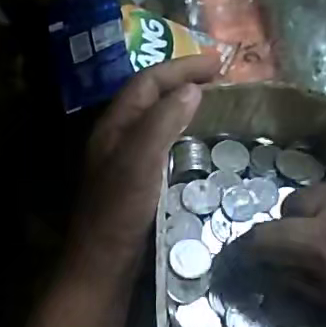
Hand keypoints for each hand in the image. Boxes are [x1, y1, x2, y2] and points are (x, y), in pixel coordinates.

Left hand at [65, 54, 223, 275]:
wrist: (103, 264)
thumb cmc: (119, 211)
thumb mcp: (140, 160)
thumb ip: (163, 121)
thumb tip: (192, 90)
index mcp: (115, 125)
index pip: (149, 81)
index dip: (182, 67)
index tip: (219, 62)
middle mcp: (119, 137)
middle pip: (153, 97)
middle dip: (185, 81)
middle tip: (222, 79)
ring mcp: (127, 160)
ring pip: (159, 121)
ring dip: (186, 107)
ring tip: (217, 105)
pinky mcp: (138, 182)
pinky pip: (164, 145)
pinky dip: (185, 134)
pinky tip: (202, 145)